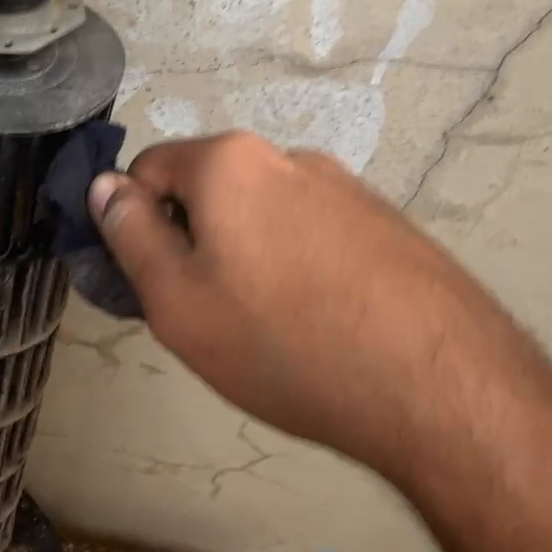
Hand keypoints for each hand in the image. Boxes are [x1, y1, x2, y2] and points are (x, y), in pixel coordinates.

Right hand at [88, 133, 548, 477]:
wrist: (446, 394)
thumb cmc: (283, 343)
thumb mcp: (175, 300)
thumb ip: (128, 234)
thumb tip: (105, 186)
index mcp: (228, 161)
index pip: (146, 170)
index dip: (134, 225)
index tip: (151, 284)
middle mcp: (289, 157)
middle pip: (207, 190)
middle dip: (192, 240)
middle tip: (206, 313)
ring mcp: (349, 189)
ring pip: (263, 214)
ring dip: (246, 255)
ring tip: (269, 328)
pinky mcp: (393, 226)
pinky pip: (315, 235)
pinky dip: (300, 268)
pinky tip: (322, 325)